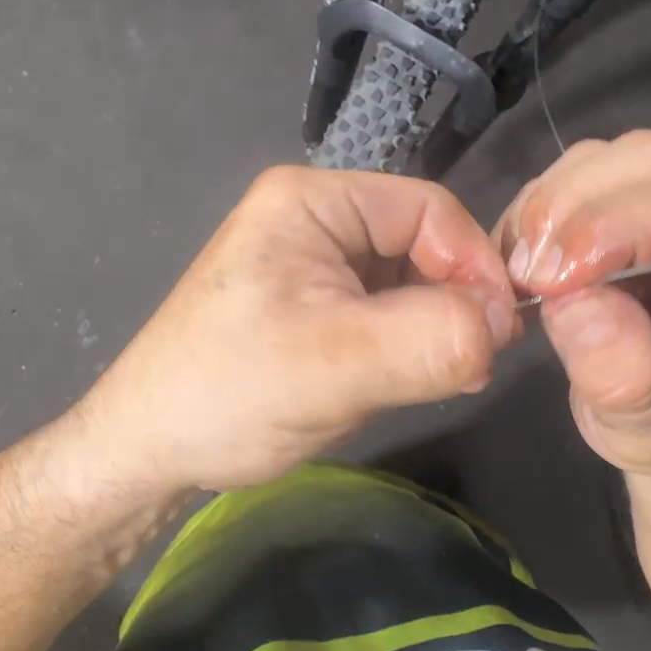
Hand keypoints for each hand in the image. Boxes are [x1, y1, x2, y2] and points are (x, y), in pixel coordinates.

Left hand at [80, 167, 517, 492]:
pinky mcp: (308, 307)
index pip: (427, 208)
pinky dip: (404, 344)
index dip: (475, 263)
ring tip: (439, 377)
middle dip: (453, 299)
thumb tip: (502, 324)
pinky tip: (403, 379)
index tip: (502, 330)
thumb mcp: (337, 364)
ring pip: (404, 281)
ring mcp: (307, 265)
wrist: (148, 449)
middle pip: (418, 242)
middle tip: (472, 363)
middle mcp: (310, 220)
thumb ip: (432, 338)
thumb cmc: (229, 393)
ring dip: (430, 327)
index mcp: (309, 202)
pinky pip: (380, 311)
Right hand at [496, 132, 650, 476]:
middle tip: (526, 271)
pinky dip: (541, 204)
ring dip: (553, 202)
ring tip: (523, 269)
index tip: (547, 279)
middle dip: (576, 205)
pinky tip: (527, 254)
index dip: (616, 227)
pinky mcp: (646, 203)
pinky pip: (587, 171)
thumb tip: (569, 299)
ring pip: (618, 157)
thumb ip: (623, 376)